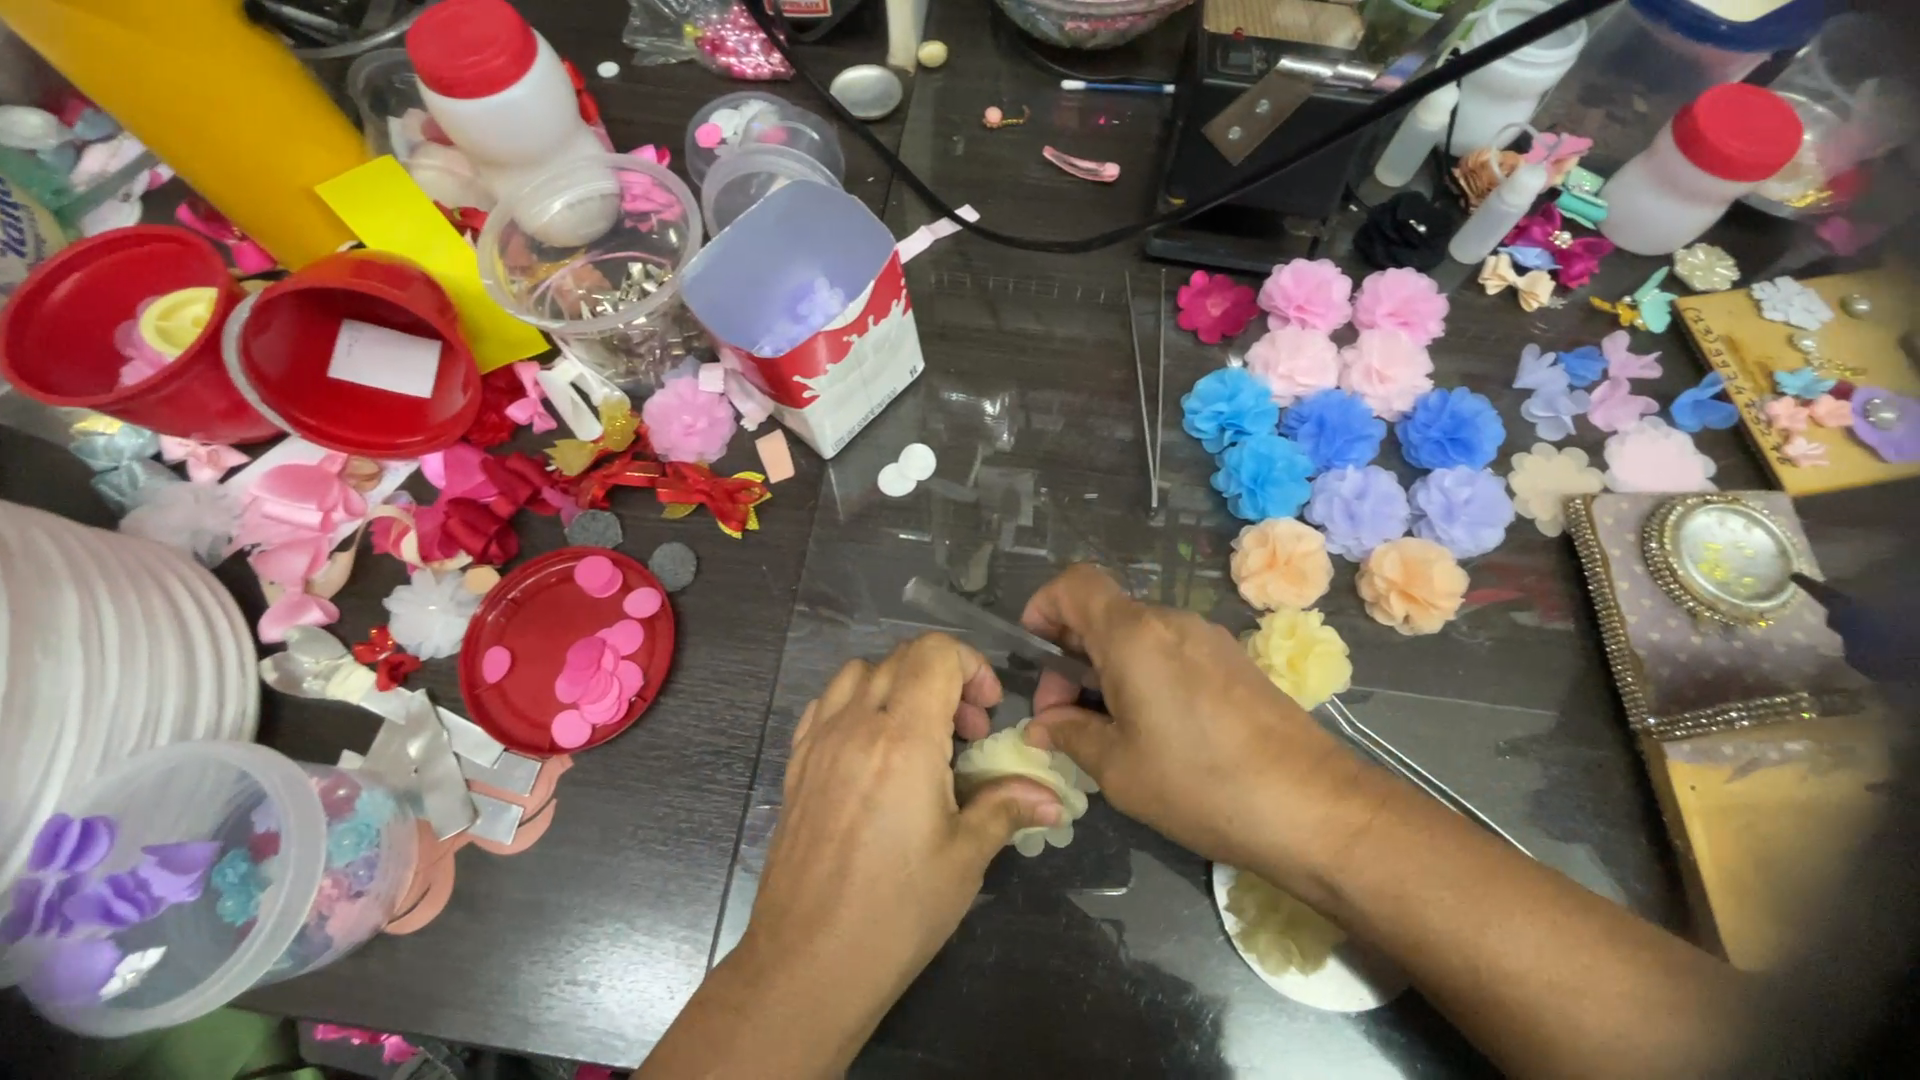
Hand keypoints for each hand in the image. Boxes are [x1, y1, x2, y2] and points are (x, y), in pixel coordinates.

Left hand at [743, 633, 1063, 1009]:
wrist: (807, 963)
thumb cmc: (897, 911)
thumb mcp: (964, 858)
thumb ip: (1005, 809)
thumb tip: (1052, 798)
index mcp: (901, 738)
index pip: (933, 653)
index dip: (970, 666)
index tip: (986, 714)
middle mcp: (854, 726)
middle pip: (900, 658)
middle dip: (943, 678)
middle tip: (966, 733)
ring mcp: (818, 744)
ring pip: (858, 673)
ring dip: (898, 686)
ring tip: (920, 736)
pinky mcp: (796, 767)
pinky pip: (825, 706)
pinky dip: (857, 706)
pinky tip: (874, 753)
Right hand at [1022, 565, 1375, 883]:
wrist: (1315, 807)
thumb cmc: (1201, 783)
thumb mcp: (1117, 768)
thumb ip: (1069, 733)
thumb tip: (1043, 724)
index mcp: (1133, 634)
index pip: (1073, 583)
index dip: (1043, 608)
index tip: (1037, 657)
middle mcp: (1170, 621)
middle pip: (1103, 615)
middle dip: (1071, 657)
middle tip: (1065, 719)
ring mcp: (1208, 639)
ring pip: (1137, 637)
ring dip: (1108, 672)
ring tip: (1110, 733)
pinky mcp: (1235, 663)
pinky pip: (1171, 654)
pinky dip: (1146, 678)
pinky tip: (1156, 734)